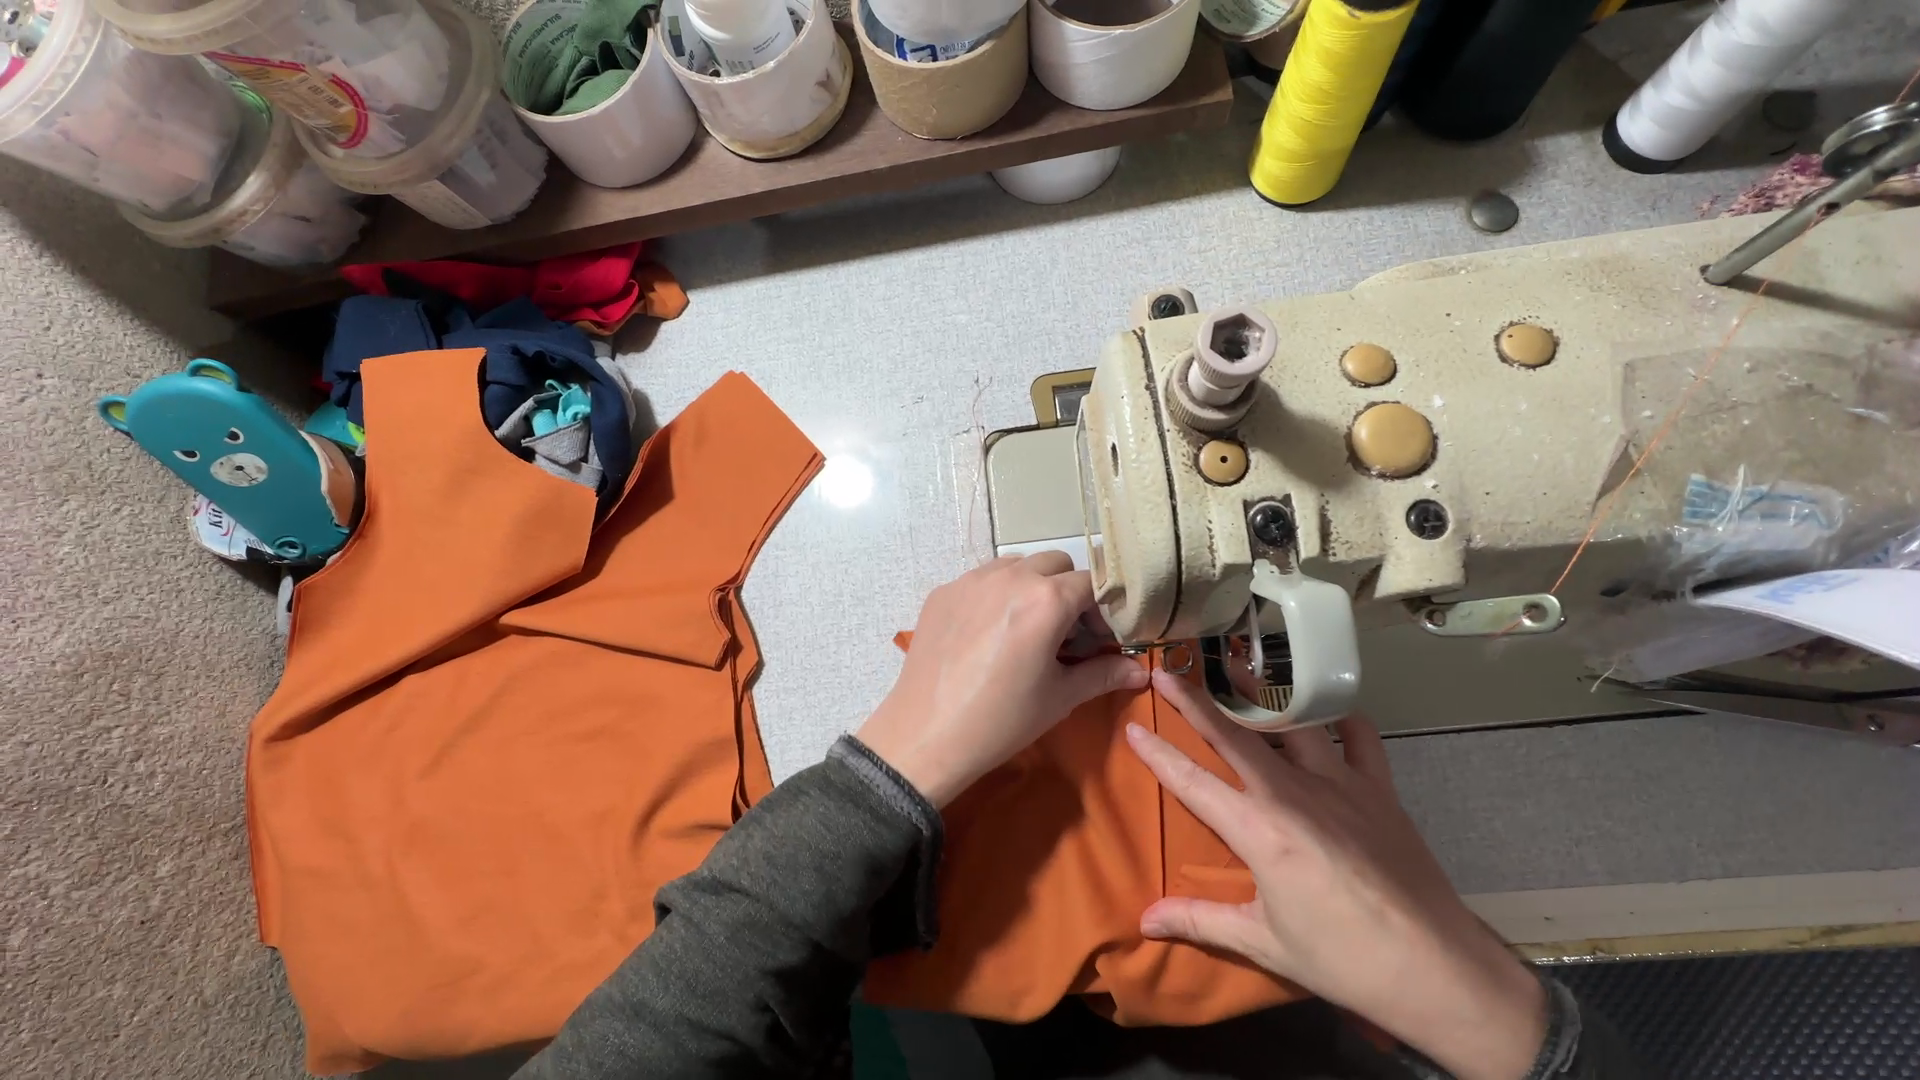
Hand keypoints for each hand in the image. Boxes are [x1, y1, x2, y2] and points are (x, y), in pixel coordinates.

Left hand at [856, 553, 1146, 807]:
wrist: (926, 735)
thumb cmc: (1001, 721)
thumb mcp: (1060, 698)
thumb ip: (1103, 674)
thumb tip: (1141, 672)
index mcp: (1045, 601)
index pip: (1092, 582)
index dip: (1103, 608)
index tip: (1097, 639)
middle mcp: (1009, 577)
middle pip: (1055, 563)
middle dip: (1068, 590)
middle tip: (1063, 632)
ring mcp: (970, 580)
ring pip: (1016, 564)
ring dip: (1031, 585)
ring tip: (1025, 628)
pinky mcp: (942, 591)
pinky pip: (981, 579)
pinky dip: (995, 594)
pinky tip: (987, 634)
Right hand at [1127, 671, 1546, 1079]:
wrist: (1437, 969)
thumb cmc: (1341, 959)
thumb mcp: (1263, 943)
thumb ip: (1200, 921)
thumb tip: (1143, 920)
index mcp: (1259, 831)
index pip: (1192, 782)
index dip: (1157, 753)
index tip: (1131, 725)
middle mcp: (1293, 794)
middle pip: (1233, 735)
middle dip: (1194, 701)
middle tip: (1165, 670)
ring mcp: (1340, 784)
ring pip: (1290, 723)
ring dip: (1258, 694)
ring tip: (1234, 669)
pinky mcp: (1379, 789)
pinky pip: (1358, 738)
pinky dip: (1340, 720)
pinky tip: (1327, 714)